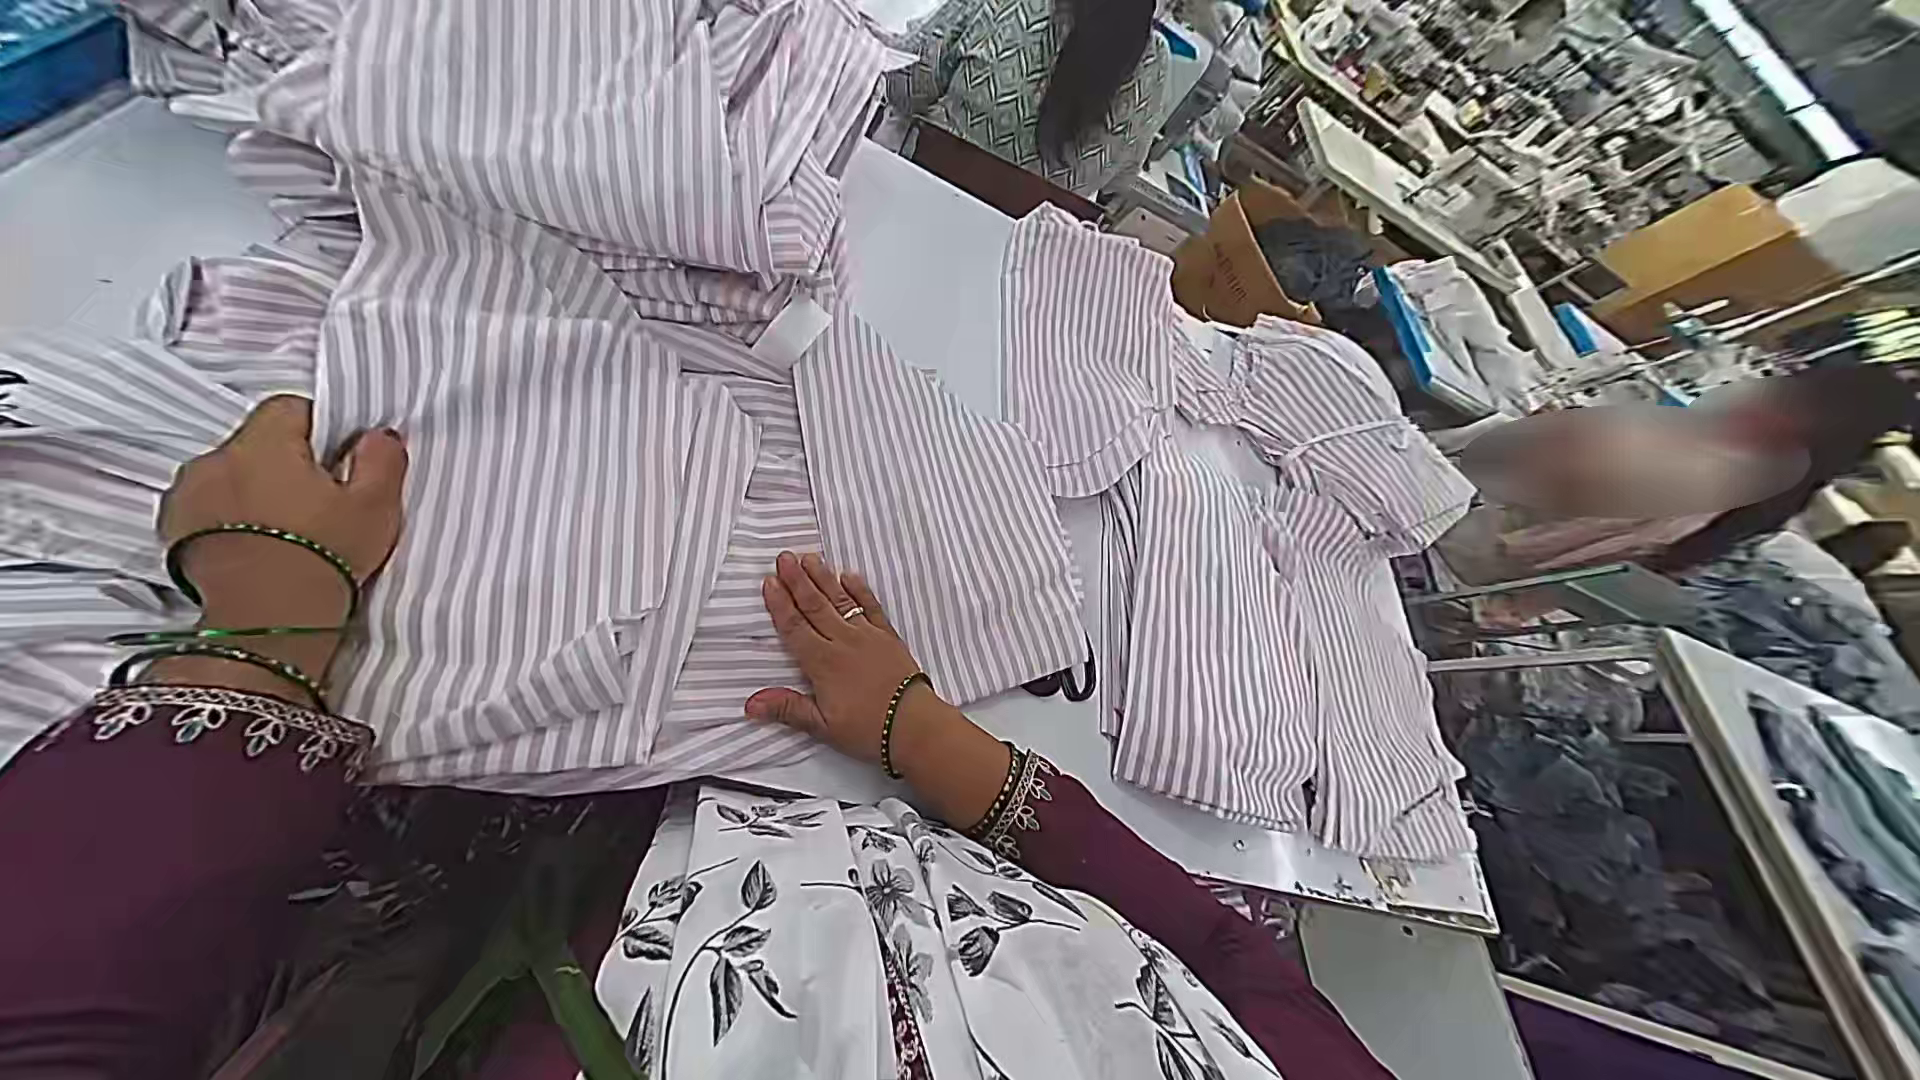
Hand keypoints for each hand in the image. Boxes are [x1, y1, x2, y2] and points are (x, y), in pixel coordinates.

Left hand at [149, 396, 407, 701]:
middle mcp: (214, 460)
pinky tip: (267, 538)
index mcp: (264, 446)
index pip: (290, 406)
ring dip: (263, 485)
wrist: (270, 613)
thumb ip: (381, 458)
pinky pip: (213, 501)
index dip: (324, 423)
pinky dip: (238, 511)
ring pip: (235, 471)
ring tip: (298, 520)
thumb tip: (377, 434)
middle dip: (293, 458)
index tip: (348, 454)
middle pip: (260, 440)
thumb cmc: (329, 548)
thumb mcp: (377, 502)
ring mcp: (187, 494)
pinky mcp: (174, 526)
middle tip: (332, 493)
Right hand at [748, 551, 1012, 827]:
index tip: (769, 582)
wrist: (913, 723)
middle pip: (815, 605)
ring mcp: (867, 634)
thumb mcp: (823, 726)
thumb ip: (788, 709)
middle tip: (784, 557)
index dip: (780, 604)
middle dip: (797, 580)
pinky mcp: (888, 635)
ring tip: (809, 558)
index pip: (795, 627)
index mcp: (822, 663)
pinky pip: (871, 606)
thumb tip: (749, 704)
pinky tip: (848, 576)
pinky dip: (859, 589)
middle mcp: (842, 641)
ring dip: (823, 578)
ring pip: (840, 600)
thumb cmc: (867, 728)